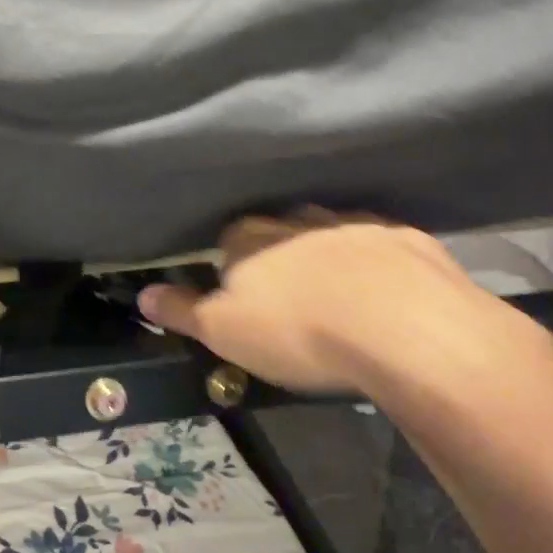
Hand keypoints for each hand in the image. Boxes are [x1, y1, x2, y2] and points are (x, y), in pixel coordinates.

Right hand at [138, 209, 552, 393]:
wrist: (410, 331)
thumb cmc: (299, 332)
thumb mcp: (224, 332)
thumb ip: (181, 311)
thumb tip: (141, 295)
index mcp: (249, 238)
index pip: (226, 239)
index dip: (229, 265)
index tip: (235, 293)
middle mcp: (297, 220)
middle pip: (278, 229)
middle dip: (278, 252)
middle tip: (285, 292)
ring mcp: (356, 225)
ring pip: (330, 231)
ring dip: (327, 252)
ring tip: (335, 289)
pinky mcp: (410, 241)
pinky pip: (383, 245)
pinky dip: (379, 263)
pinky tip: (387, 291)